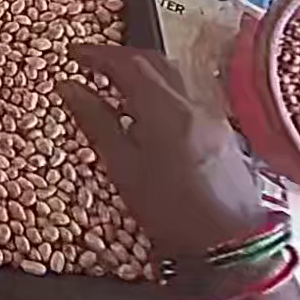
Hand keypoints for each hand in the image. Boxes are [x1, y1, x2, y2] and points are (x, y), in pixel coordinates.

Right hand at [56, 44, 267, 257]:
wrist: (233, 246)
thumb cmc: (168, 208)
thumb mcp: (121, 164)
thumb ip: (95, 119)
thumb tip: (67, 86)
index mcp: (164, 110)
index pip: (127, 64)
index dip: (96, 53)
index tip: (71, 53)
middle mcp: (192, 104)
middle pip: (153, 61)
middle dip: (117, 55)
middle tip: (86, 60)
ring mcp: (211, 115)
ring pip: (171, 74)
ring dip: (138, 66)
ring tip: (110, 76)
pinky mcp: (220, 129)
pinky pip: (183, 91)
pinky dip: (156, 83)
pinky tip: (140, 102)